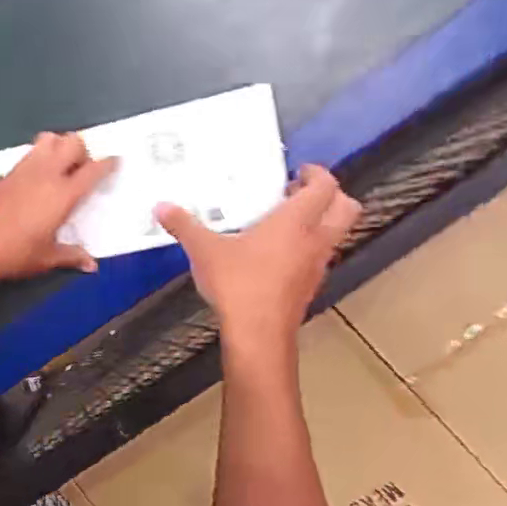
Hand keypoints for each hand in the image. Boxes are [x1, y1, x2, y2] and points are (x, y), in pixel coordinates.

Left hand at [0, 131, 117, 290]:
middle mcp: (46, 174)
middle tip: (82, 169)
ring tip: (59, 168)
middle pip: (72, 141)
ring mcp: (24, 170)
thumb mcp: (48, 259)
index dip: (108, 163)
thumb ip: (72, 257)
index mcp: (63, 194)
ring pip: (48, 139)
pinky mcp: (6, 175)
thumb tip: (91, 265)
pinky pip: (28, 154)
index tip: (114, 162)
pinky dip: (38, 159)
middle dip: (83, 150)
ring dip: (59, 147)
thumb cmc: (16, 254)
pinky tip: (34, 181)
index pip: (93, 169)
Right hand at [156, 165, 359, 346]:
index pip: (325, 186)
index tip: (298, 172)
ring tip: (285, 224)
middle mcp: (315, 239)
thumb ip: (184, 226)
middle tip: (299, 195)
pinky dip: (307, 249)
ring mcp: (317, 265)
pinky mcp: (310, 286)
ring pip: (335, 234)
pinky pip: (319, 258)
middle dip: (330, 196)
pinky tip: (277, 256)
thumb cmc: (238, 284)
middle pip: (346, 207)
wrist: (258, 333)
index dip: (317, 174)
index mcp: (296, 221)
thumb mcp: (204, 251)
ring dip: (320, 223)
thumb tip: (160, 207)